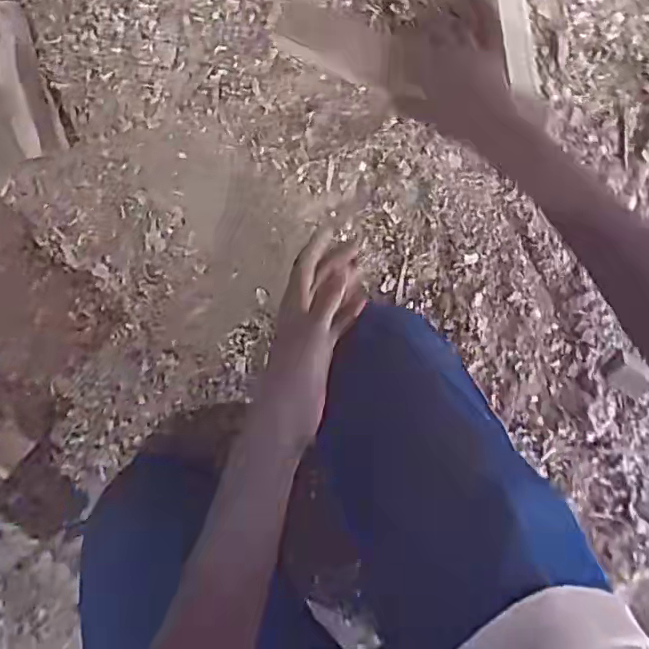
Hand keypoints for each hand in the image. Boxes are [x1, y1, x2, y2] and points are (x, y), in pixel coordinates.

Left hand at [250, 226, 366, 455]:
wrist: (285, 419)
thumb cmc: (295, 374)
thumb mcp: (313, 333)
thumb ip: (327, 301)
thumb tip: (341, 268)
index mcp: (295, 305)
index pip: (306, 266)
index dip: (319, 247)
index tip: (333, 229)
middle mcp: (301, 313)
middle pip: (318, 279)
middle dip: (335, 261)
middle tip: (357, 246)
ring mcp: (310, 332)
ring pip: (328, 299)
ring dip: (343, 283)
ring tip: (362, 269)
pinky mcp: (320, 351)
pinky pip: (337, 323)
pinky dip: (348, 310)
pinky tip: (363, 304)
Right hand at [390, 0, 536, 148]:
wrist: (490, 124)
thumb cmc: (458, 122)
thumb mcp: (430, 116)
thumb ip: (411, 106)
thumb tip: (393, 101)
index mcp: (430, 66)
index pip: (417, 42)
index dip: (410, 33)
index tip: (404, 30)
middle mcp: (448, 52)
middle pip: (436, 29)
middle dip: (428, 20)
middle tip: (423, 14)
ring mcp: (472, 48)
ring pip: (458, 23)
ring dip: (450, 11)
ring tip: (443, 0)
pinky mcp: (492, 50)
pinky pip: (487, 24)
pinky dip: (482, 8)